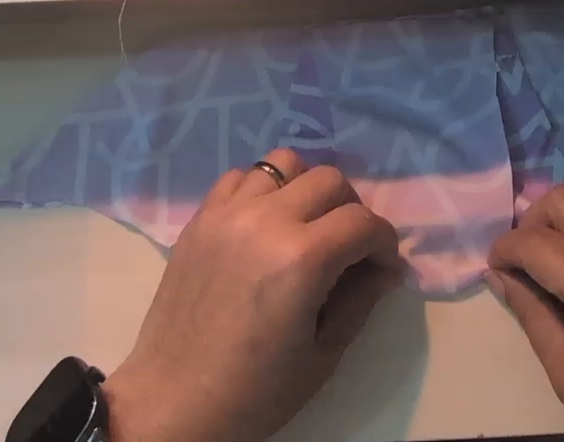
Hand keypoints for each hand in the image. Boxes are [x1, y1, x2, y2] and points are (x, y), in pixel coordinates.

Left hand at [103, 148, 402, 441]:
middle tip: (347, 246)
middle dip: (350, 209)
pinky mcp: (201, 216)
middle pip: (329, 179)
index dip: (383, 242)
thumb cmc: (255, 390)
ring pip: (284, 163)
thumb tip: (388, 267)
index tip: (381, 265)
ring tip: (303, 224)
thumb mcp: (323, 354)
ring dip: (304, 189)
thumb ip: (361, 299)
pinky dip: (261, 190)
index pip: (363, 222)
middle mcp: (266, 220)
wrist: (175, 400)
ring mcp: (228, 212)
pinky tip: (262, 223)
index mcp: (302, 258)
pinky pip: (240, 177)